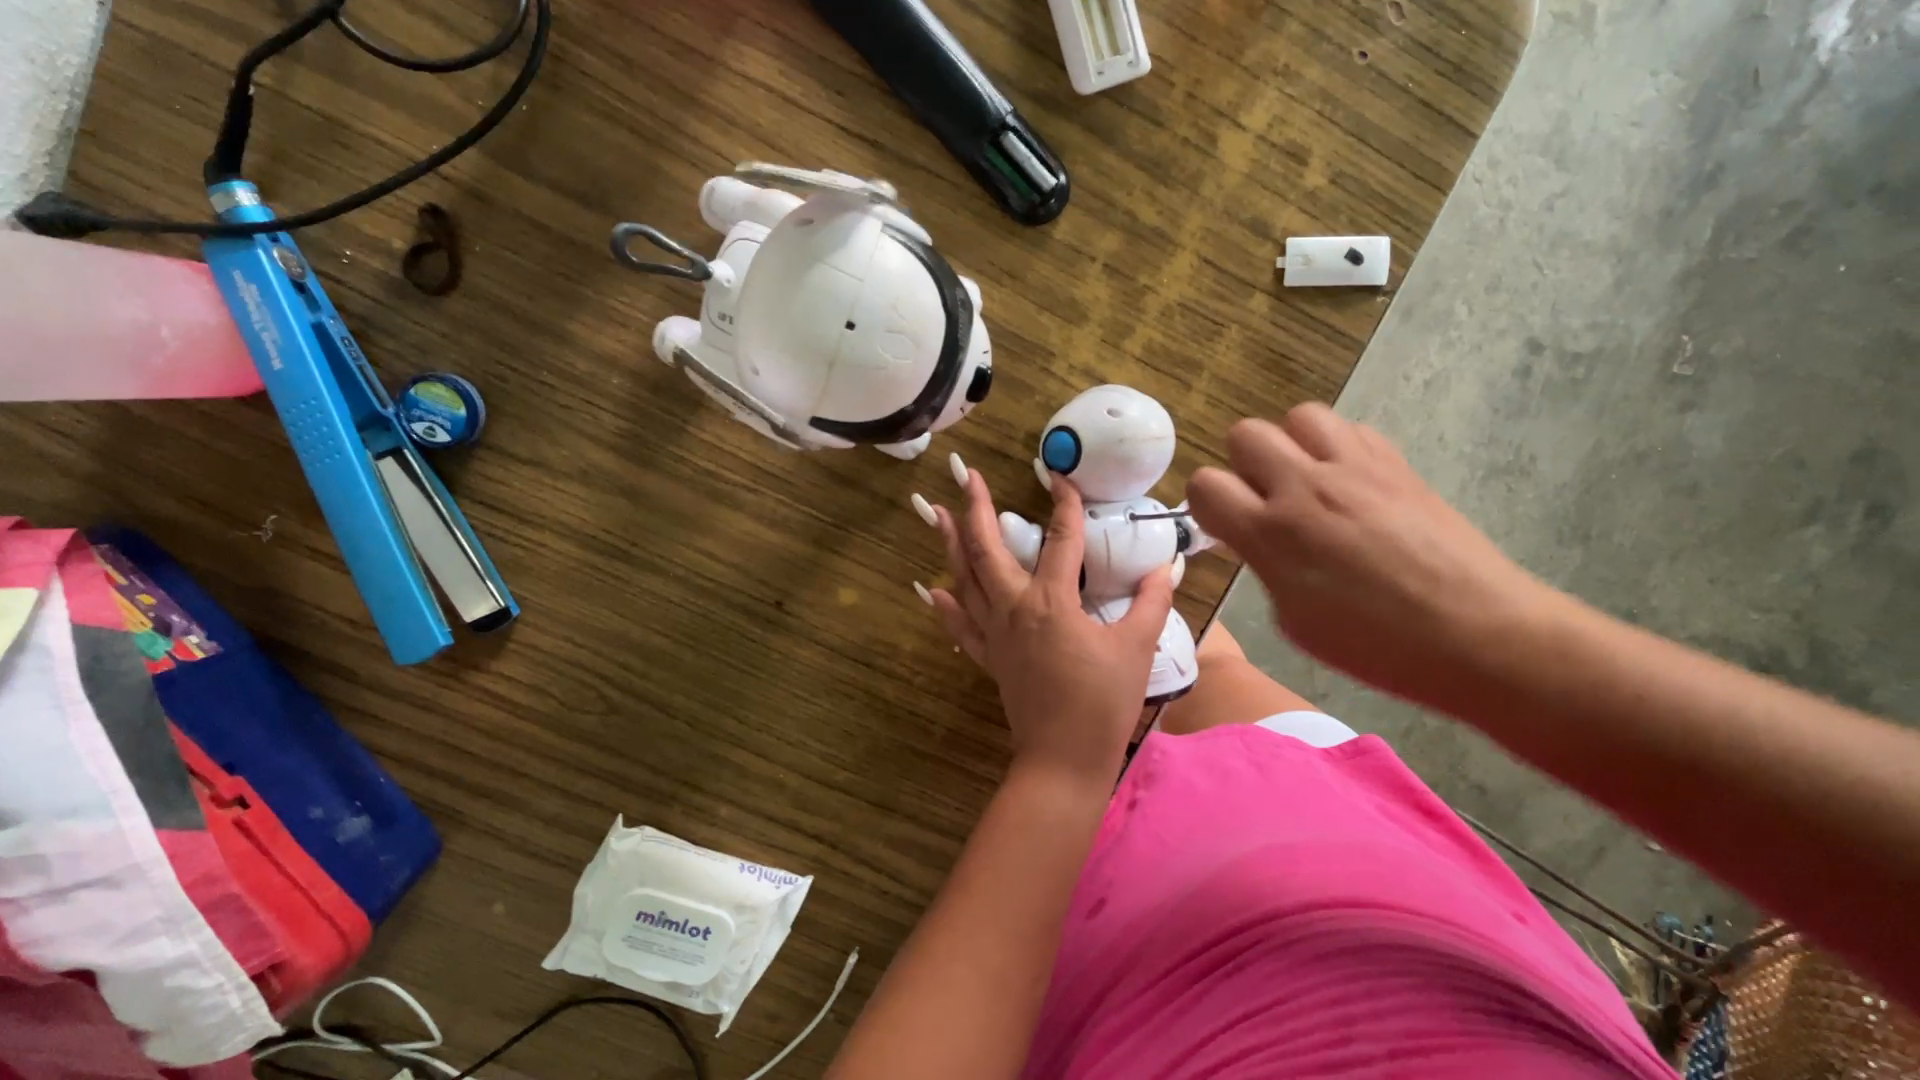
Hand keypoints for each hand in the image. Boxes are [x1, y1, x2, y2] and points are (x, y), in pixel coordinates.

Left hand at [914, 459, 1173, 782]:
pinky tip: (932, 588)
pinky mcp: (990, 659)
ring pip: (966, 580)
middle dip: (976, 509)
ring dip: (952, 545)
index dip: (1065, 505)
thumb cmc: (1103, 702)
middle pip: (988, 550)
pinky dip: (946, 606)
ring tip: (939, 514)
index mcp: (1053, 601)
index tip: (1062, 477)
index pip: (1061, 539)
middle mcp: (1015, 609)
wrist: (1064, 758)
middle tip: (967, 476)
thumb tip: (1167, 568)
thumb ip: (1151, 603)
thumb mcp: (1136, 647)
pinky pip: (961, 627)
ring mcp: (996, 634)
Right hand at [1186, 404, 1551, 710]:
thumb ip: (1265, 566)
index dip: (1207, 505)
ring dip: (1292, 445)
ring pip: (1299, 416)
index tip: (1225, 527)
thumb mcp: (1293, 620)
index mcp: (1273, 533)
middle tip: (1266, 501)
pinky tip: (1351, 487)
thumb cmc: (1376, 646)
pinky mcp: (1397, 462)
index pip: (1206, 484)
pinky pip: (1350, 429)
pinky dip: (1338, 449)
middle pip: (1245, 434)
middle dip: (1245, 466)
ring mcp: (1355, 467)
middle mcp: (1306, 486)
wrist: (1477, 632)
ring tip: (1308, 483)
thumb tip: (1259, 541)